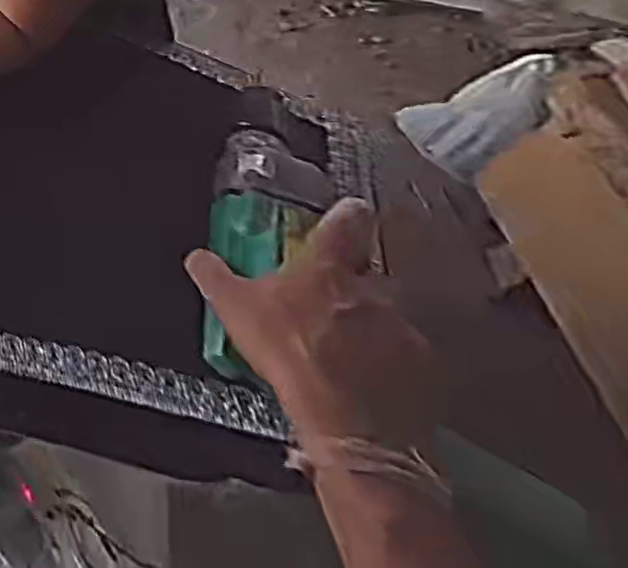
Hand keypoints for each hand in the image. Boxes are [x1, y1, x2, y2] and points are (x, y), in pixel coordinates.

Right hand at [185, 198, 441, 449]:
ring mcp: (406, 332)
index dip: (347, 214)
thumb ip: (213, 274)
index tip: (354, 207)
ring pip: (388, 317)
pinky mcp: (428, 371)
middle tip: (328, 298)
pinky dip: (387, 362)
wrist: (346, 419)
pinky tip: (362, 375)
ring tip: (340, 347)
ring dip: (368, 326)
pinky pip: (405, 356)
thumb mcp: (231, 306)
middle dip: (353, 283)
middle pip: (369, 276)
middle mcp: (374, 294)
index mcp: (326, 272)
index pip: (343, 228)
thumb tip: (199, 257)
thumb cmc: (287, 352)